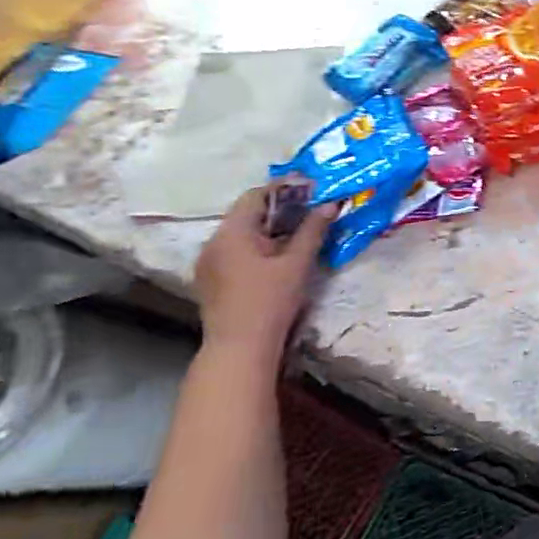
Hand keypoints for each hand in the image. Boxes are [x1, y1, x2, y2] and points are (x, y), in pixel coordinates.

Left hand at [194, 187, 337, 354]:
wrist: (240, 349)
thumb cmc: (270, 302)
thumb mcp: (297, 264)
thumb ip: (313, 230)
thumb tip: (330, 204)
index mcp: (232, 232)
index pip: (257, 195)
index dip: (286, 190)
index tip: (313, 190)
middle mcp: (213, 241)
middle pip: (247, 213)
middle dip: (280, 209)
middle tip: (312, 211)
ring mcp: (208, 262)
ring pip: (241, 233)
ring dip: (269, 228)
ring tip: (299, 233)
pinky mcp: (211, 279)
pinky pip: (235, 251)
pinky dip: (258, 246)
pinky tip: (278, 257)